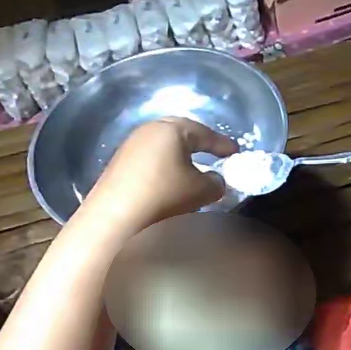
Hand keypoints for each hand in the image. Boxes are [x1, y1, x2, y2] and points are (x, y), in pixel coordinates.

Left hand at [77, 117, 236, 236]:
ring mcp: (129, 148)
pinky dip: (163, 170)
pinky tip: (168, 185)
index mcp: (171, 129)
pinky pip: (149, 162)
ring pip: (162, 148)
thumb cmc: (164, 197)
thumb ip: (216, 182)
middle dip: (198, 145)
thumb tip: (214, 180)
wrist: (114, 220)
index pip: (204, 133)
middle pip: (180, 134)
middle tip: (214, 154)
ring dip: (179, 159)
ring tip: (193, 172)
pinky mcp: (117, 166)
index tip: (236, 152)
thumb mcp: (201, 191)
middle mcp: (148, 131)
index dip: (222, 144)